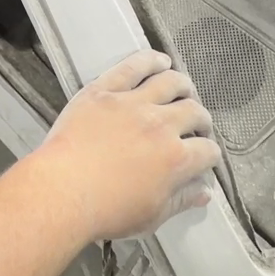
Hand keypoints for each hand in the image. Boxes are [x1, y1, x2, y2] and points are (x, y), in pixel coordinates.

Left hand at [18, 50, 222, 241]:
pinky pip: (133, 66)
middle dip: (201, 118)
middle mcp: (161, 124)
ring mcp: (133, 102)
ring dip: (182, 84)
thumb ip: (182, 200)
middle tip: (197, 123)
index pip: (206, 150)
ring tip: (184, 88)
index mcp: (176, 159)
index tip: (204, 156)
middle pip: (193, 111)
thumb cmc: (108, 210)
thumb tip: (205, 192)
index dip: (210, 154)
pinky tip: (159, 60)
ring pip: (169, 82)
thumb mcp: (152, 215)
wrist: (64, 189)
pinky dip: (150, 59)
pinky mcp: (106, 89)